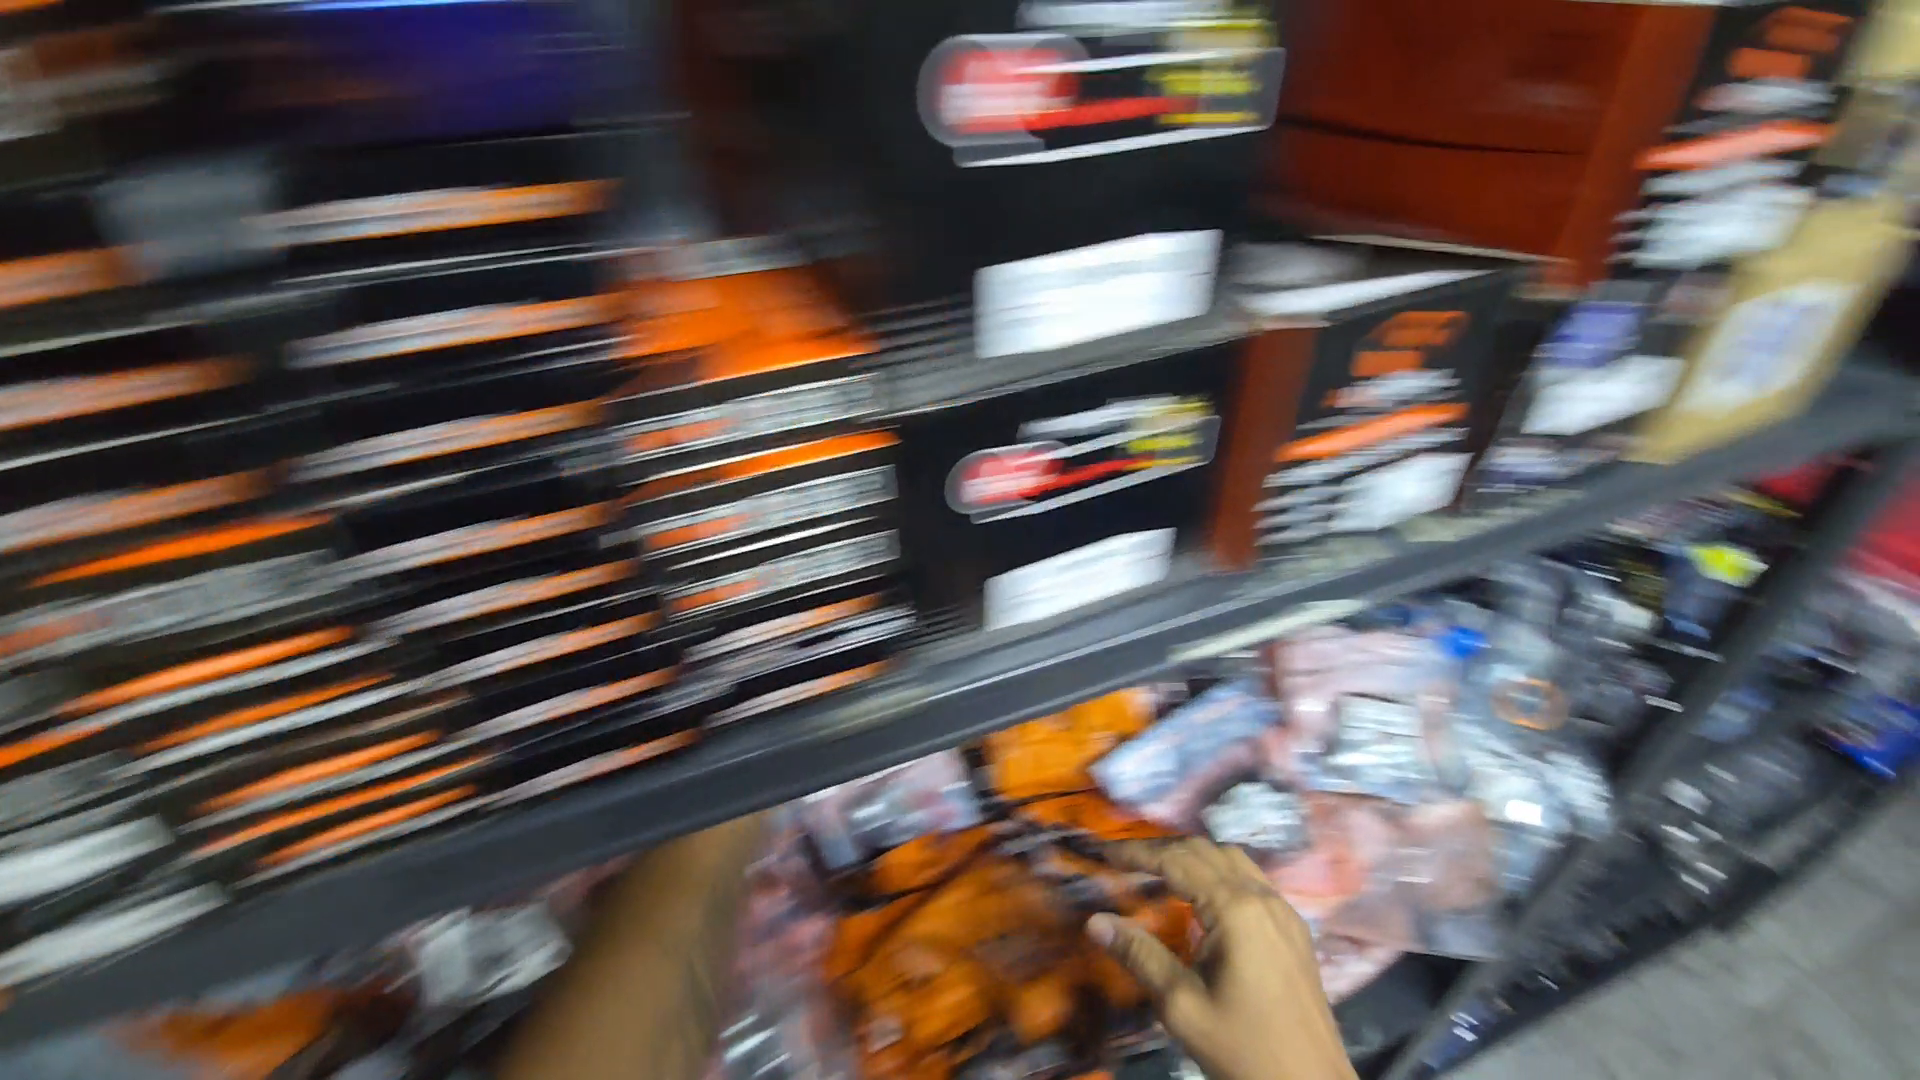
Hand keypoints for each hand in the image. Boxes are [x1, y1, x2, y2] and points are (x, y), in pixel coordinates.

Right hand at [1086, 838, 1357, 1079]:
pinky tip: (1203, 896)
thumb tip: (1095, 921)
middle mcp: (1262, 897)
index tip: (1104, 853)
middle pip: (1204, 851)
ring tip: (1159, 870)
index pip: (1177, 861)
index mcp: (1235, 910)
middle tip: (1125, 861)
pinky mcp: (1294, 927)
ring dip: (1192, 856)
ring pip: (1231, 858)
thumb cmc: (1243, 1047)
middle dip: (1162, 849)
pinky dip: (1219, 872)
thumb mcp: (1182, 1006)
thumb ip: (1140, 956)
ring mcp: (1283, 910)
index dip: (1137, 853)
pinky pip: (1251, 878)